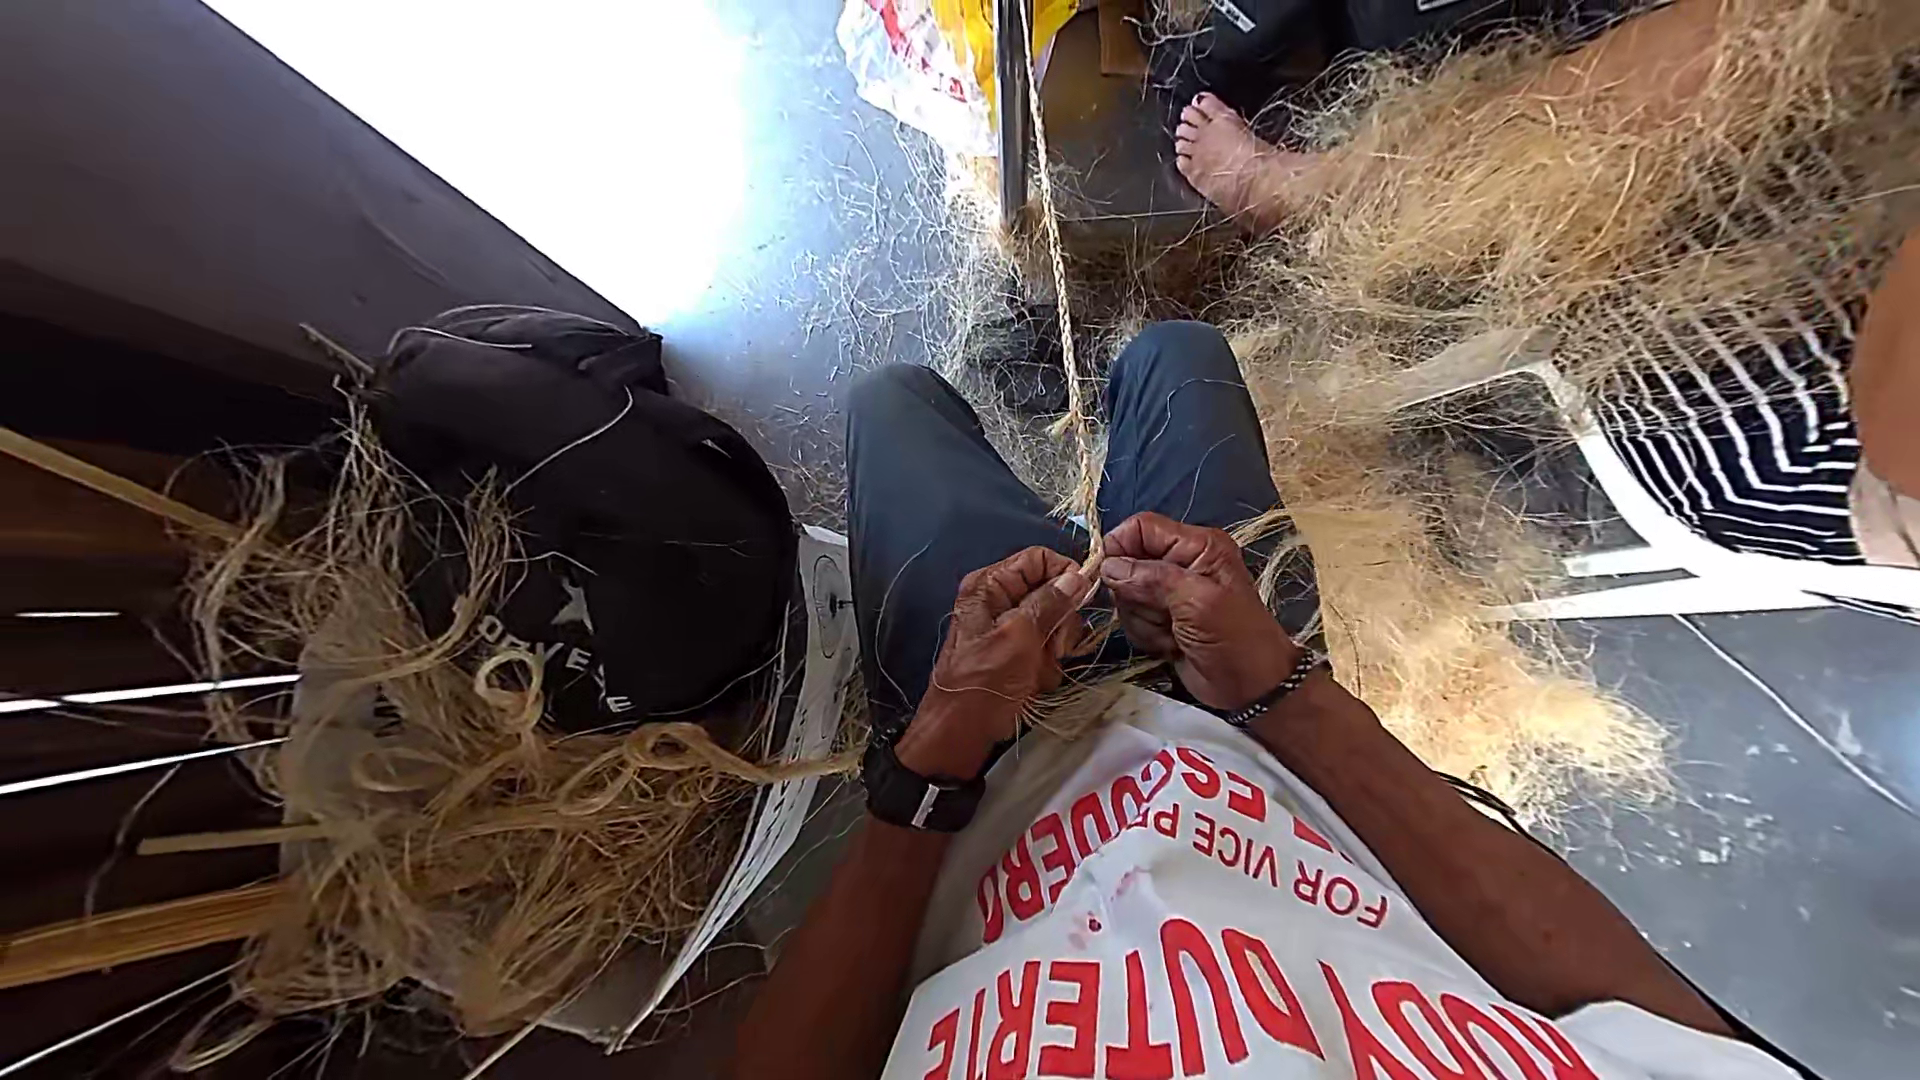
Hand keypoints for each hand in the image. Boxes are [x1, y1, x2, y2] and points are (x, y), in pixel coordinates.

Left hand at [898, 547, 1092, 779]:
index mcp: (990, 585)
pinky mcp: (1017, 653)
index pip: (1038, 559)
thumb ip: (1049, 603)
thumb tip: (1078, 576)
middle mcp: (999, 600)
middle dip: (1059, 622)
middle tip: (1053, 647)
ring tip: (1037, 670)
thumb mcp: (1018, 638)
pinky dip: (1046, 666)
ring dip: (1054, 650)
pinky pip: (1047, 649)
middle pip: (1052, 591)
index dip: (1065, 575)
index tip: (1083, 601)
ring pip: (1055, 623)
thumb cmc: (983, 683)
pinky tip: (1033, 682)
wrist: (960, 734)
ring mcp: (1009, 628)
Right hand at [1099, 512, 1300, 710]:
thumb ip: (1152, 578)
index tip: (1111, 577)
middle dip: (1134, 593)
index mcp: (1196, 545)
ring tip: (1172, 631)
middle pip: (1126, 562)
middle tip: (1162, 613)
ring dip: (1142, 618)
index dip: (1120, 547)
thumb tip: (1108, 566)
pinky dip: (1145, 633)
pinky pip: (1131, 617)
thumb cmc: (1235, 639)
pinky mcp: (1160, 616)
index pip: (1140, 527)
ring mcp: (1168, 591)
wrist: (1252, 687)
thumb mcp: (1198, 602)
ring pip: (1124, 593)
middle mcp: (1179, 562)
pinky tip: (1171, 643)